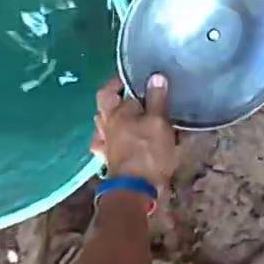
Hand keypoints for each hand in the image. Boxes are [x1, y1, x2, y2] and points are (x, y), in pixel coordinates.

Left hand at [91, 75, 182, 198]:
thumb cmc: (149, 150)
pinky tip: (121, 137)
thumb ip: (157, 98)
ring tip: (131, 112)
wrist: (135, 188)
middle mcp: (106, 126)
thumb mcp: (159, 121)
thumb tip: (155, 76)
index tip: (131, 75)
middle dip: (116, 98)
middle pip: (104, 106)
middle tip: (135, 92)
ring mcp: (105, 143)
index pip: (108, 90)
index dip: (117, 81)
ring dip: (114, 116)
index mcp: (116, 113)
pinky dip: (113, 136)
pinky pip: (107, 141)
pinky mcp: (109, 158)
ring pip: (104, 123)